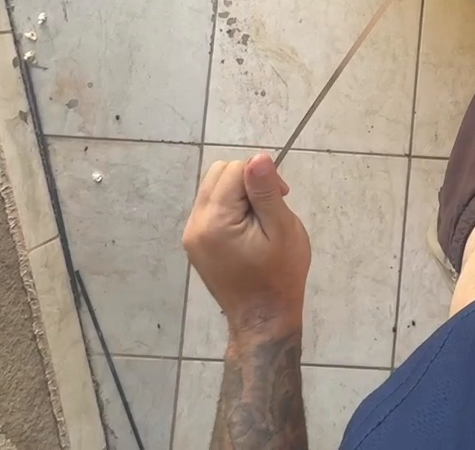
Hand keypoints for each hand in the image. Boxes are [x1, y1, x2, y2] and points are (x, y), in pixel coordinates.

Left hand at [183, 153, 310, 340]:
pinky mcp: (197, 242)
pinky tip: (249, 227)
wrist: (263, 318)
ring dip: (241, 191)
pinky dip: (232, 205)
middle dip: (249, 179)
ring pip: (215, 187)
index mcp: (214, 222)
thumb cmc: (279, 273)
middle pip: (219, 173)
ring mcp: (192, 235)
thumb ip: (266, 192)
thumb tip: (258, 157)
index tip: (282, 195)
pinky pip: (213, 205)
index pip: (235, 170)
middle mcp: (195, 225)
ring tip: (262, 217)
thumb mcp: (281, 229)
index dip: (262, 175)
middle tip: (273, 204)